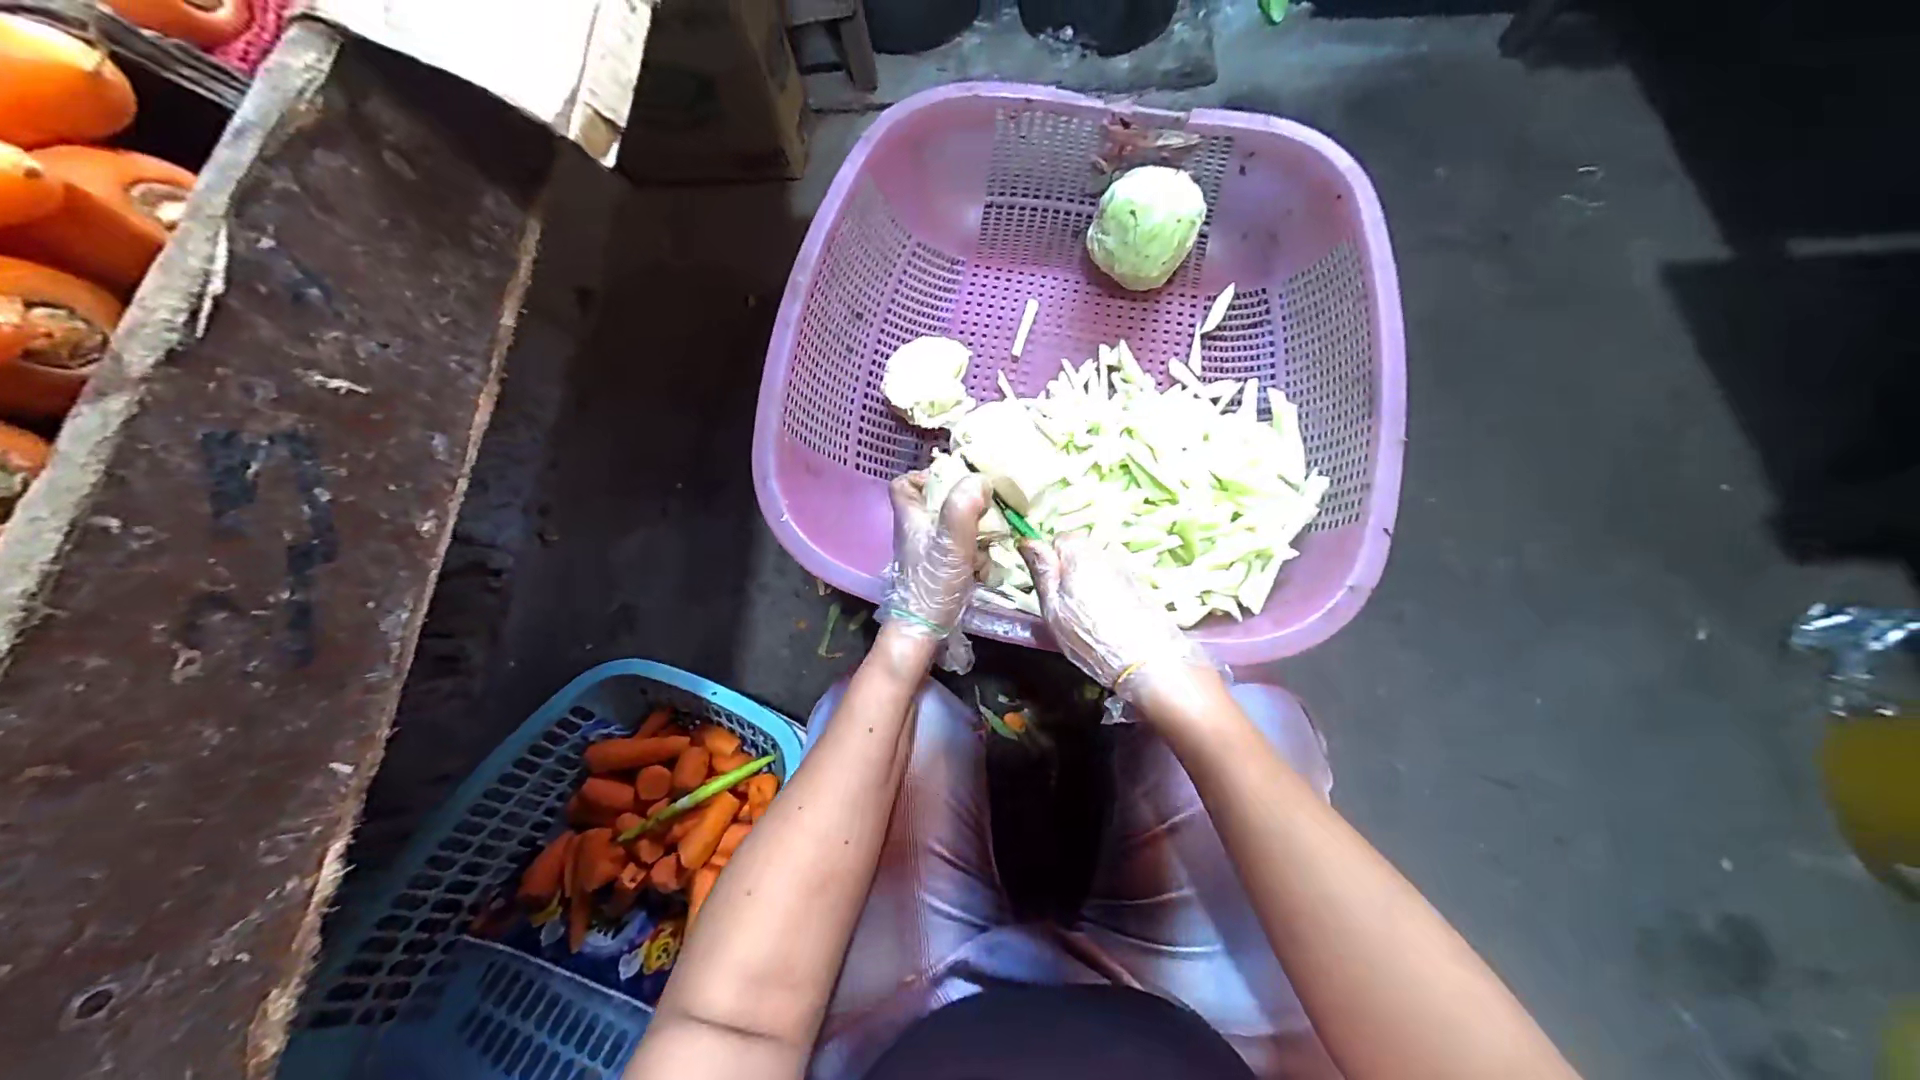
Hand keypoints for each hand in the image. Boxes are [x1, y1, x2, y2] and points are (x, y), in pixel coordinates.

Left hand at [880, 471, 988, 639]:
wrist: (924, 630)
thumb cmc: (933, 583)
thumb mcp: (951, 542)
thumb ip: (963, 508)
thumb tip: (980, 480)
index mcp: (911, 518)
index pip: (904, 484)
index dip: (925, 475)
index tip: (954, 479)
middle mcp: (916, 532)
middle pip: (937, 505)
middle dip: (964, 505)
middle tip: (987, 507)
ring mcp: (927, 553)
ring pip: (953, 529)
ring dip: (975, 533)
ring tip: (991, 538)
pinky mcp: (938, 571)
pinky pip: (960, 553)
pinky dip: (975, 556)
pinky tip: (984, 567)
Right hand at [1018, 533, 1216, 707]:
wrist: (1144, 662)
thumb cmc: (1088, 636)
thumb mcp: (1053, 607)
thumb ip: (1041, 570)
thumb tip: (1026, 540)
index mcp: (1080, 554)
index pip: (1060, 540)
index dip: (1052, 563)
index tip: (1052, 589)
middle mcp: (1106, 554)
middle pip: (1081, 551)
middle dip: (1072, 571)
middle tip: (1069, 605)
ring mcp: (1126, 569)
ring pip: (1098, 566)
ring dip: (1091, 582)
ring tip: (1090, 614)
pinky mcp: (1141, 585)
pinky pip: (1115, 580)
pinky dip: (1109, 593)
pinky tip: (1110, 618)